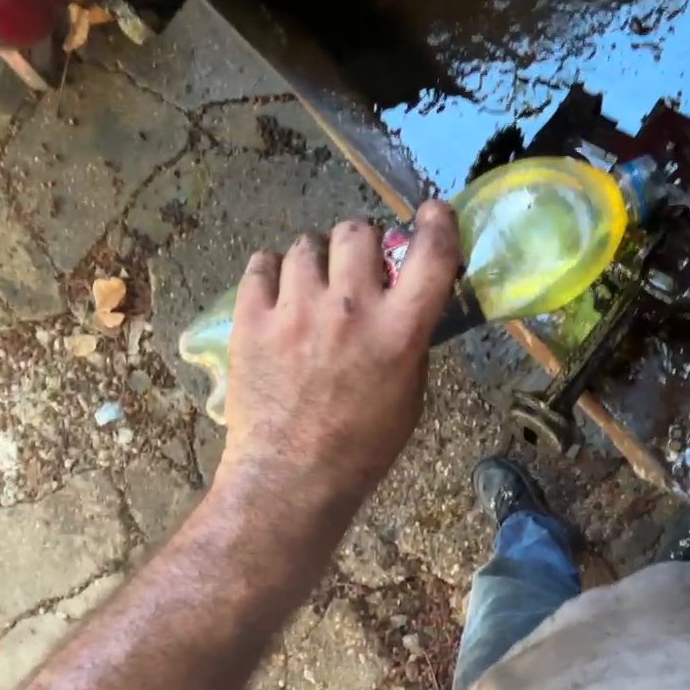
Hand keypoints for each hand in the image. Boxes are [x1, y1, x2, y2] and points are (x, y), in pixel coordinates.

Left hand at [221, 202, 460, 504]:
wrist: (292, 477)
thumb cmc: (362, 445)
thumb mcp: (410, 395)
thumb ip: (409, 340)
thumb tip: (403, 303)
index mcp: (399, 331)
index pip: (431, 254)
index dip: (438, 222)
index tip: (433, 212)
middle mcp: (350, 308)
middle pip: (358, 231)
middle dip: (362, 243)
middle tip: (355, 266)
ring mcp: (296, 310)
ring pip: (307, 244)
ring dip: (316, 260)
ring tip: (311, 287)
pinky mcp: (251, 318)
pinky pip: (262, 264)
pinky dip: (274, 272)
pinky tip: (279, 294)